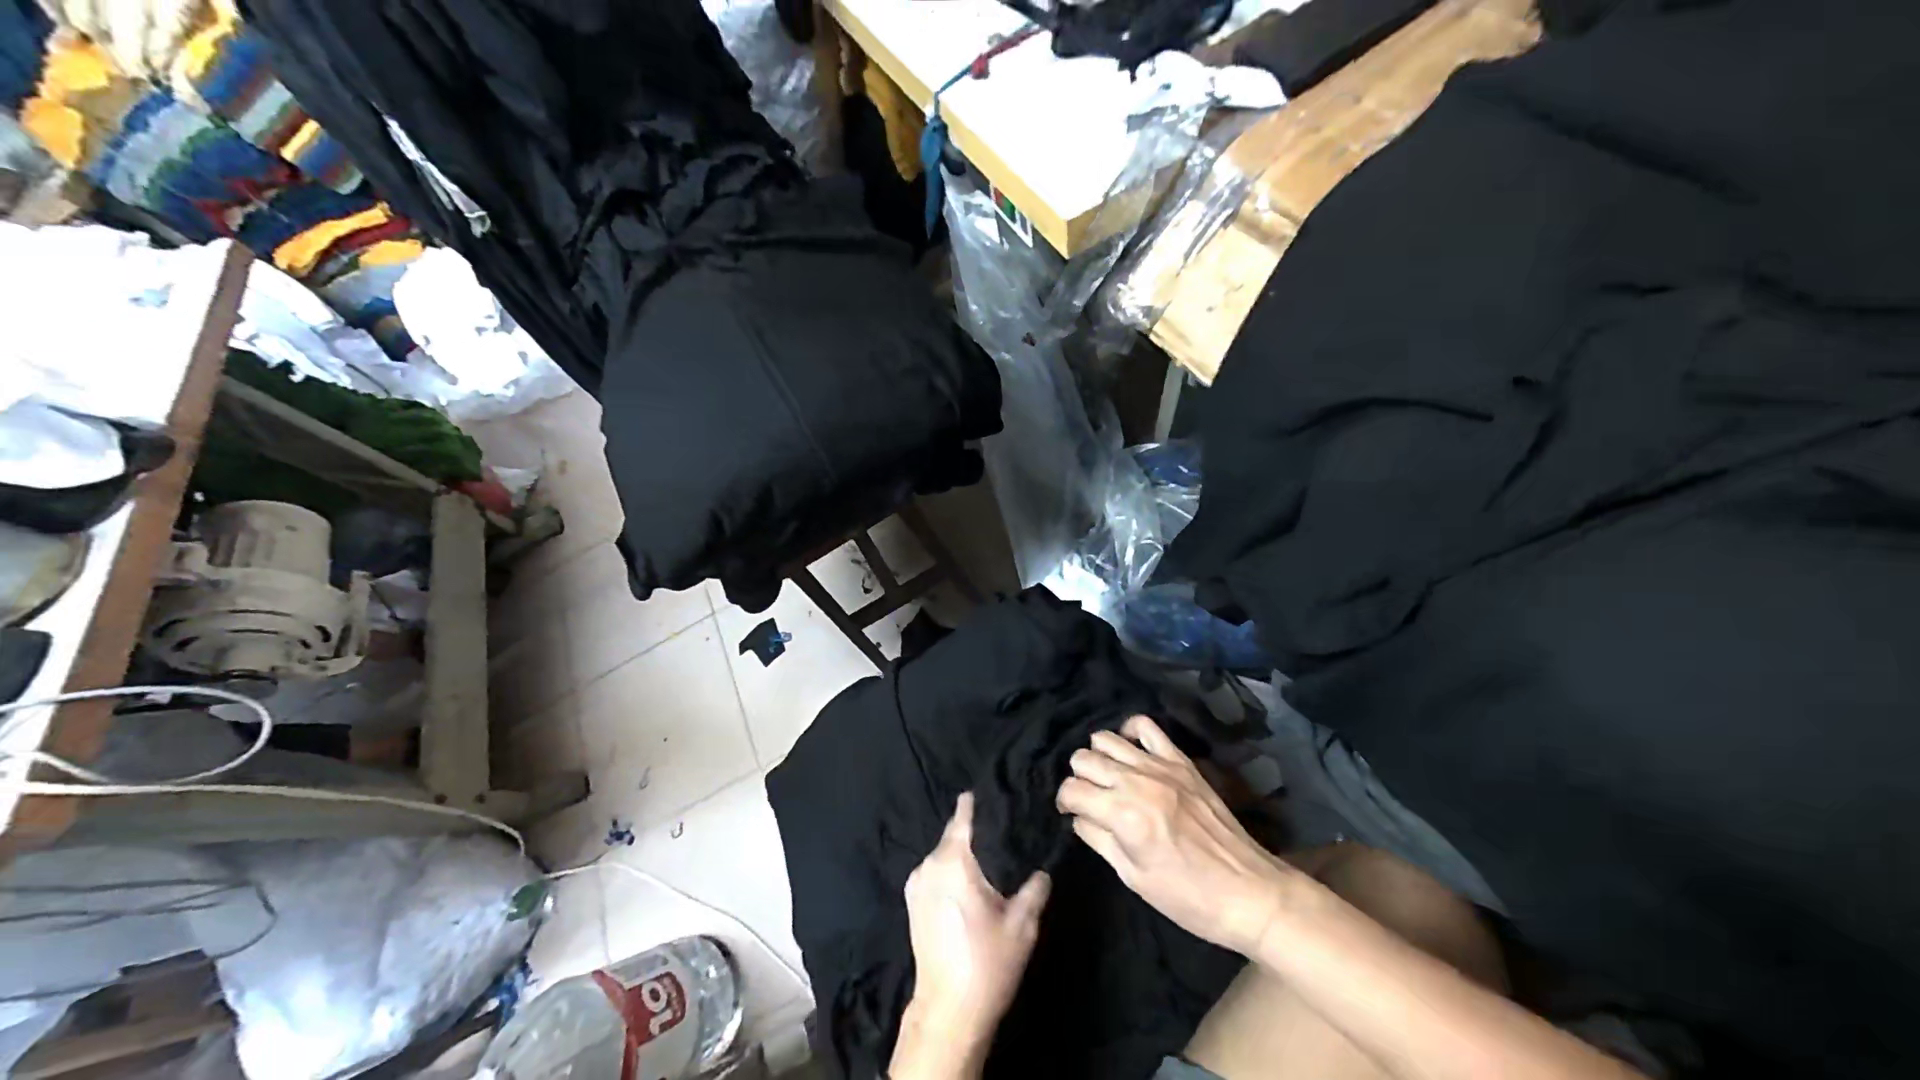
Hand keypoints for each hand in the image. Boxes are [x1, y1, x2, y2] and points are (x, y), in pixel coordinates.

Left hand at [891, 792, 1051, 1079]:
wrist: (948, 1010)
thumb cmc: (987, 962)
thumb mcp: (1023, 924)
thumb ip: (1034, 889)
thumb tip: (1042, 869)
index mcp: (953, 861)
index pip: (963, 818)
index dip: (975, 802)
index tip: (989, 788)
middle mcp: (929, 865)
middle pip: (953, 836)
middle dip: (974, 830)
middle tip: (1001, 825)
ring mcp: (916, 885)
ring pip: (943, 856)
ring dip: (963, 853)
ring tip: (990, 853)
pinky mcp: (913, 904)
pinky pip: (935, 873)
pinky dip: (951, 870)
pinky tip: (971, 881)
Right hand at [1057, 716, 1299, 955]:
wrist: (1249, 893)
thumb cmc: (1188, 898)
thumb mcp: (1133, 877)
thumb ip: (1099, 840)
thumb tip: (1078, 816)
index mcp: (1124, 816)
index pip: (1072, 790)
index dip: (1064, 802)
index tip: (1070, 814)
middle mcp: (1138, 782)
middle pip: (1083, 759)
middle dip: (1078, 779)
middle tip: (1089, 799)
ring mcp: (1162, 767)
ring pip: (1106, 739)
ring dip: (1098, 757)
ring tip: (1107, 778)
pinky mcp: (1182, 761)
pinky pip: (1146, 726)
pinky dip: (1129, 732)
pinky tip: (1129, 752)